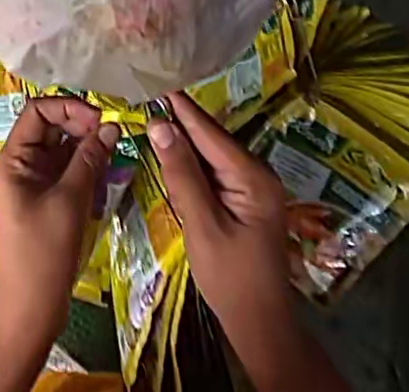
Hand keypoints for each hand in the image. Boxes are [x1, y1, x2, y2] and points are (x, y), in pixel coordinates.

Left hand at [0, 97, 118, 354]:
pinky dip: (88, 167)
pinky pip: (70, 169)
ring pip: (65, 148)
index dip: (68, 107)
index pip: (38, 111)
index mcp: (14, 159)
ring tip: (113, 153)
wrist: (27, 315)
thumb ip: (90, 159)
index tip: (98, 118)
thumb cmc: (41, 256)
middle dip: (83, 125)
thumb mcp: (69, 201)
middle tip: (112, 134)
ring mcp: (36, 182)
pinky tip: (107, 172)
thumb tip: (111, 126)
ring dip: (89, 147)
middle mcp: (23, 164)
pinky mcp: (50, 199)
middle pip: (53, 126)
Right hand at [146, 93, 295, 338]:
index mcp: (252, 176)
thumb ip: (182, 175)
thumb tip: (161, 126)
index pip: (210, 133)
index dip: (182, 108)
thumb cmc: (231, 279)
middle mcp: (257, 172)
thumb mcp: (202, 227)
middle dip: (181, 120)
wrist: (260, 325)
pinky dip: (192, 163)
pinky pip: (214, 171)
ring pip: (212, 154)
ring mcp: (253, 185)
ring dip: (184, 140)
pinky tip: (172, 154)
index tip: (158, 83)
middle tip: (149, 97)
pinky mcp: (244, 198)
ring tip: (154, 116)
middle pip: (212, 140)